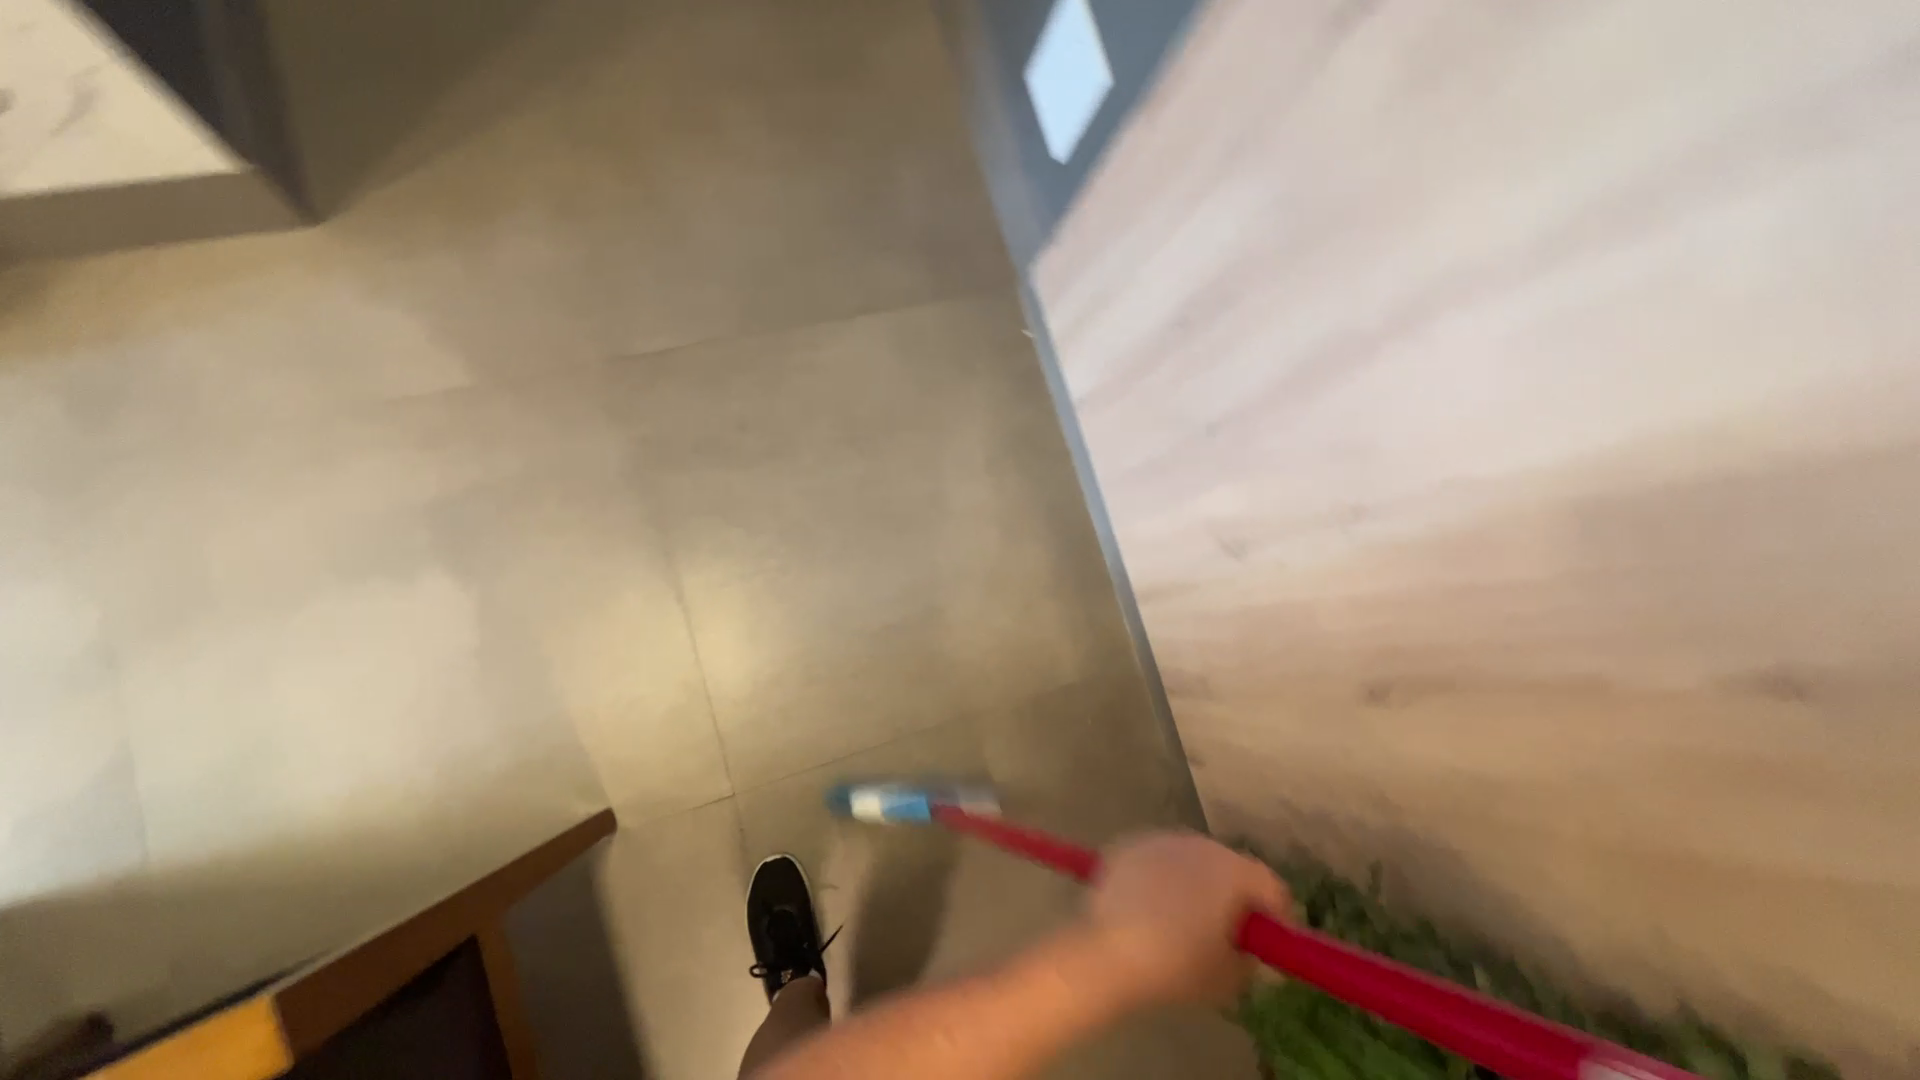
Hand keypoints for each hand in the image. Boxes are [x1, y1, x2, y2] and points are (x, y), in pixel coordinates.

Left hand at [1081, 831, 1289, 1008]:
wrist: (1109, 953)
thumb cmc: (1177, 966)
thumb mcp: (1231, 977)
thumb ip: (1250, 957)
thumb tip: (1247, 948)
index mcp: (1233, 872)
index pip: (1271, 886)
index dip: (1274, 915)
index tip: (1265, 942)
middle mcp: (1200, 845)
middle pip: (1230, 867)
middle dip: (1232, 895)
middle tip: (1223, 931)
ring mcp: (1161, 840)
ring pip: (1191, 860)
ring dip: (1195, 882)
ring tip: (1180, 918)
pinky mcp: (1129, 845)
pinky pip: (1157, 860)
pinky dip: (1160, 878)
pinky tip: (1148, 906)